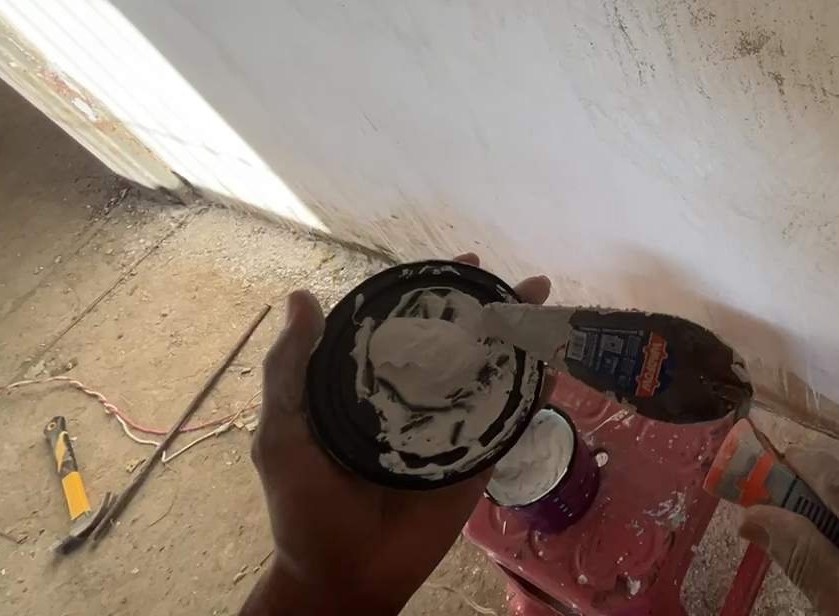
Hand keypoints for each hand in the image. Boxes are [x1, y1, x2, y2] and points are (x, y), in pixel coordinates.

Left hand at [241, 254, 549, 615]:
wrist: (344, 578)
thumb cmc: (306, 508)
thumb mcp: (284, 437)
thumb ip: (289, 372)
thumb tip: (300, 298)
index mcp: (379, 382)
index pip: (414, 322)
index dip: (441, 288)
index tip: (465, 261)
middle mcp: (422, 393)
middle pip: (466, 338)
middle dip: (498, 305)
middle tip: (527, 283)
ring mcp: (456, 423)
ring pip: (496, 369)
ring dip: (526, 336)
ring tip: (548, 308)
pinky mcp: (481, 455)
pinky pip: (514, 417)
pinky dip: (537, 389)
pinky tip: (555, 363)